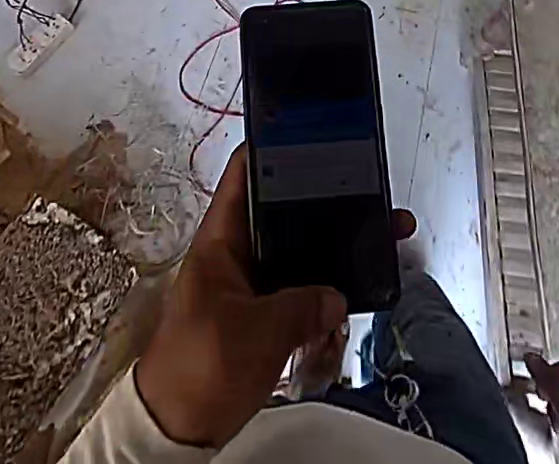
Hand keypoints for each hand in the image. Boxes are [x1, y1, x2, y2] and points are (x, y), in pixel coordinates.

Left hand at [134, 145, 415, 446]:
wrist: (181, 426)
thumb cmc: (196, 368)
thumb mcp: (250, 333)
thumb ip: (297, 308)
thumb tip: (335, 295)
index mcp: (221, 239)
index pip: (243, 175)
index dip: (272, 148)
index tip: (307, 132)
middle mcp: (240, 250)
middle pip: (286, 211)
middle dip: (324, 202)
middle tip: (363, 189)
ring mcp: (256, 279)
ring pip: (301, 250)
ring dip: (333, 248)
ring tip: (377, 233)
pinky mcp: (269, 308)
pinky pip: (306, 286)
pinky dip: (329, 288)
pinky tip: (358, 287)